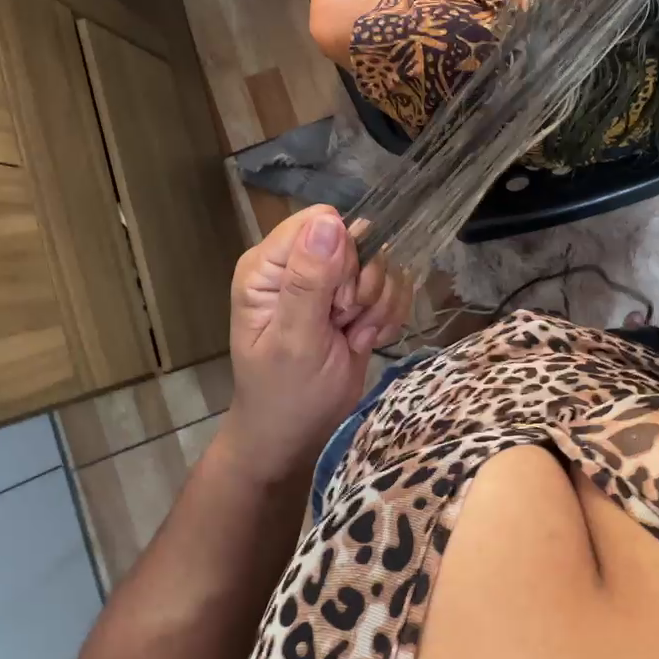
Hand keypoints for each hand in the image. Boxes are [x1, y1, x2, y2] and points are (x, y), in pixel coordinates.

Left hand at [226, 206, 408, 483]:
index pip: (323, 224)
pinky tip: (365, 340)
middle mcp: (298, 265)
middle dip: (363, 288)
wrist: (299, 437)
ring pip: (381, 266)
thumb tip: (329, 221)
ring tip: (352, 337)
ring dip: (378, 306)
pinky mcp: (353, 301)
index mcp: (268, 266)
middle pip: (358, 243)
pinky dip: (386, 317)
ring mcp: (328, 283)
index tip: (337, 304)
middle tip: (343, 323)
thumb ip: (310, 280)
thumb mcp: (296, 340)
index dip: (342, 259)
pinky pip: (390, 288)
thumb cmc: (286, 395)